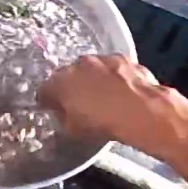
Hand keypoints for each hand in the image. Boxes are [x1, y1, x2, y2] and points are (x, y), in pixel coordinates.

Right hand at [39, 55, 173, 142]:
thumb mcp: (74, 130)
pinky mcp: (123, 58)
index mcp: (61, 82)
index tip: (54, 108)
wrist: (141, 111)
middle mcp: (79, 64)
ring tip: (105, 96)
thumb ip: (62, 117)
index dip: (48, 100)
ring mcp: (102, 58)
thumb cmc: (103, 123)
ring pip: (92, 68)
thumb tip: (62, 112)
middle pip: (69, 74)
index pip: (45, 89)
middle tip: (80, 103)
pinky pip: (112, 67)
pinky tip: (122, 90)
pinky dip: (114, 76)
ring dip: (94, 78)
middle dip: (72, 86)